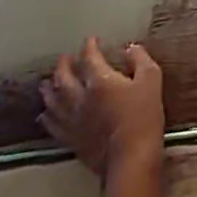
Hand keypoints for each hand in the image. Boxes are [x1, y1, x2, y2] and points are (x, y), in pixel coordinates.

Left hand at [40, 38, 164, 181]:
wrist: (130, 156)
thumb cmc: (144, 115)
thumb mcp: (151, 80)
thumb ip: (140, 60)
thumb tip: (130, 47)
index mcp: (100, 81)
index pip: (89, 58)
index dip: (89, 47)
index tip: (91, 40)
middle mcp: (79, 97)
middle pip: (64, 78)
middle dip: (63, 65)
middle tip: (64, 58)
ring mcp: (71, 120)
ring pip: (52, 101)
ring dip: (49, 89)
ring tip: (46, 82)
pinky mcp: (69, 138)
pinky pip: (52, 124)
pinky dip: (46, 116)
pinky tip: (44, 113)